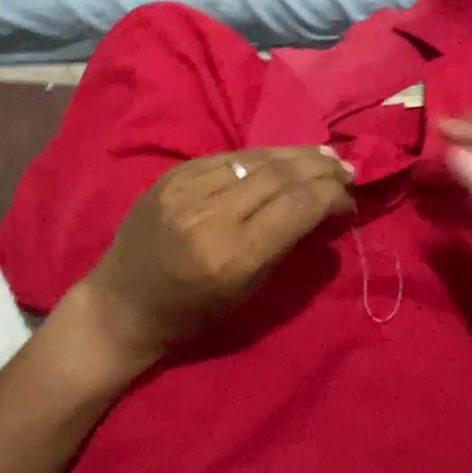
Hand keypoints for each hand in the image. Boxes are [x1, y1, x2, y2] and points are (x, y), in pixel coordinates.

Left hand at [71, 146, 354, 369]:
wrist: (121, 306)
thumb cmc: (190, 317)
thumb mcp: (247, 296)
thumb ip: (286, 249)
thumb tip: (326, 212)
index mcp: (232, 255)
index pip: (297, 207)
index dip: (331, 196)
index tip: (350, 201)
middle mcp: (209, 215)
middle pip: (279, 176)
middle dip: (319, 170)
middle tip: (347, 170)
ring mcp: (185, 190)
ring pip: (254, 159)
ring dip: (295, 155)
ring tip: (324, 157)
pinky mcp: (171, 176)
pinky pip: (226, 158)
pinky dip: (259, 157)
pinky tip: (280, 158)